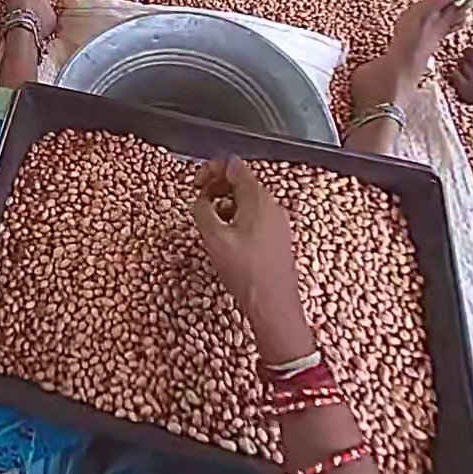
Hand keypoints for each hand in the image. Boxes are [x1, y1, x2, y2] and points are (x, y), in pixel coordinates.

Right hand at [191, 158, 314, 361]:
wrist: (274, 306)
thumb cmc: (244, 270)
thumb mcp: (214, 237)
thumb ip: (203, 210)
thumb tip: (200, 200)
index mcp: (258, 199)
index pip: (234, 167)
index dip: (211, 169)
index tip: (195, 184)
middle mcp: (272, 205)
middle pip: (241, 181)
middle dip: (216, 185)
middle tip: (198, 199)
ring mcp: (277, 222)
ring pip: (247, 200)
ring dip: (224, 202)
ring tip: (208, 219)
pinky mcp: (277, 238)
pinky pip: (254, 216)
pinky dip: (236, 216)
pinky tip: (224, 235)